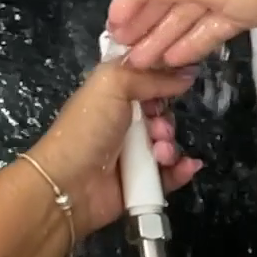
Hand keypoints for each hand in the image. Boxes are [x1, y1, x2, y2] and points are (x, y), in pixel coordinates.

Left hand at [26, 63, 204, 236]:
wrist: (71, 183)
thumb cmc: (89, 127)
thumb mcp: (113, 84)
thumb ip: (148, 76)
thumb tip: (184, 73)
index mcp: (112, 92)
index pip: (146, 79)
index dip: (163, 80)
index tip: (179, 82)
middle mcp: (123, 118)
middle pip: (161, 111)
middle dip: (165, 118)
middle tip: (157, 127)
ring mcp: (132, 151)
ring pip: (167, 142)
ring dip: (169, 146)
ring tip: (159, 153)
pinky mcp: (142, 180)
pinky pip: (171, 172)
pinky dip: (180, 169)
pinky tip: (185, 166)